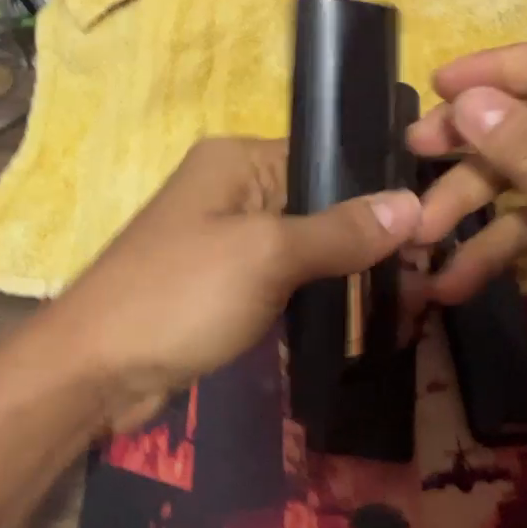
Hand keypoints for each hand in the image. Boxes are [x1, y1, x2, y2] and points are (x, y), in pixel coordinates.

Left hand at [36, 137, 420, 431]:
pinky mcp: (223, 283)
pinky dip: (315, 293)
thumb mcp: (267, 256)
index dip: (375, 190)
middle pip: (317, 202)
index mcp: (237, 158)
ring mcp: (225, 237)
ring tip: (408, 295)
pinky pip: (282, 277)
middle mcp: (232, 187)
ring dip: (344, 269)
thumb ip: (340, 232)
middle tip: (428, 270)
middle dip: (367, 236)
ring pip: (303, 244)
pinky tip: (357, 313)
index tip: (432, 224)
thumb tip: (412, 204)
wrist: (94, 369)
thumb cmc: (180, 294)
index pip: (324, 158)